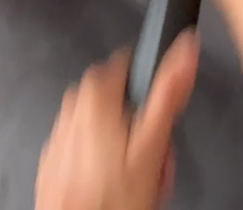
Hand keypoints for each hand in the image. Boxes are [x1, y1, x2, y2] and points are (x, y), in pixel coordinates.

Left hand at [37, 39, 199, 209]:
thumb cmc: (112, 197)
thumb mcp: (152, 142)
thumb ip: (170, 91)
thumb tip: (187, 47)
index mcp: (96, 90)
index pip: (135, 63)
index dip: (153, 90)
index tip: (160, 118)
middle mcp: (73, 104)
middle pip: (121, 96)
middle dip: (141, 122)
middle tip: (151, 156)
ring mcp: (61, 133)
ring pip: (104, 123)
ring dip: (123, 142)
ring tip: (135, 176)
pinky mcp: (54, 160)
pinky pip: (86, 147)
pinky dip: (100, 160)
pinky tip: (111, 184)